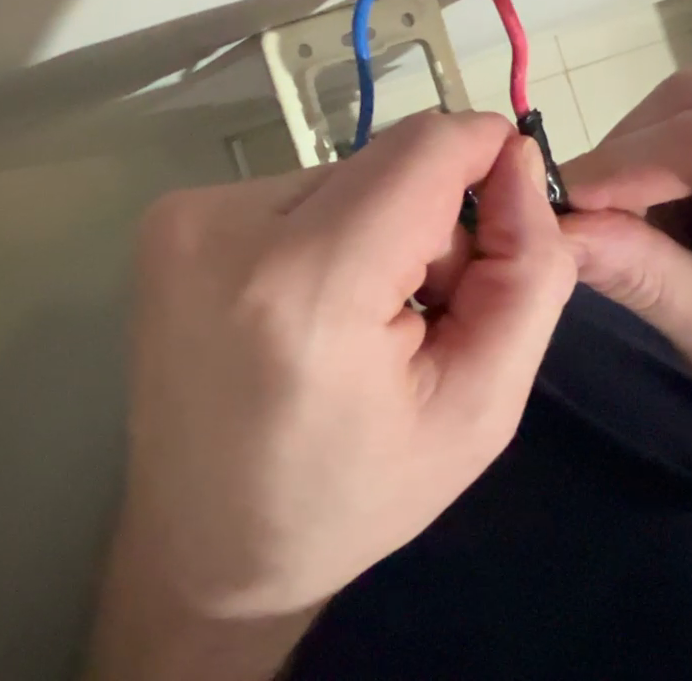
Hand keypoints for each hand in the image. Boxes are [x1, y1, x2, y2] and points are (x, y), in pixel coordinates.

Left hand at [111, 112, 576, 622]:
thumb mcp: (475, 411)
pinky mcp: (169, 219)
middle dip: (426, 221)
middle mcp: (223, 227)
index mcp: (304, 286)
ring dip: (370, 229)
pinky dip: (320, 235)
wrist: (200, 540)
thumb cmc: (344, 498)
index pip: (423, 150)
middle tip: (417, 317)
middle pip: (381, 164)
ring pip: (336, 176)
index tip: (511, 204)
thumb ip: (522, 274)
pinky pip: (286, 195)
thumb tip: (515, 161)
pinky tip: (304, 309)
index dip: (484, 154)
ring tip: (352, 325)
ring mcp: (183, 217)